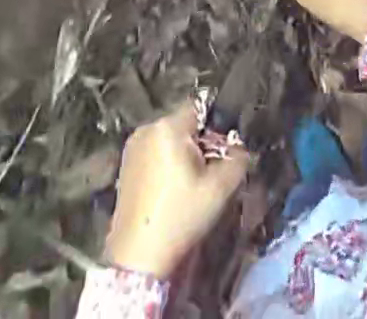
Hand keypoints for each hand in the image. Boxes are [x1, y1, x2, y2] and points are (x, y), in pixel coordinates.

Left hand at [103, 102, 250, 277]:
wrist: (138, 258)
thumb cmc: (180, 215)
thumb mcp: (220, 187)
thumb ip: (238, 158)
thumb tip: (241, 148)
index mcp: (168, 127)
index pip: (200, 108)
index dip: (215, 127)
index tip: (221, 151)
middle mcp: (147, 129)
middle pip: (184, 124)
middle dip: (200, 142)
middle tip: (209, 171)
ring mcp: (132, 147)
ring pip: (170, 139)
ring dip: (183, 153)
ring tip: (190, 183)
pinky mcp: (125, 165)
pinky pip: (155, 152)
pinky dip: (166, 164)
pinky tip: (171, 190)